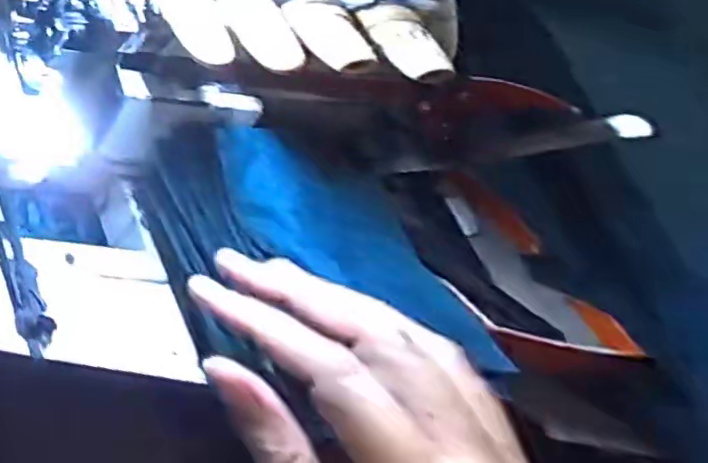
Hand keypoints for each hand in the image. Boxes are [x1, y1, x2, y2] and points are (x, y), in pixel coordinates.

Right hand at [188, 249, 526, 462]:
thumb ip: (278, 447)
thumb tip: (220, 365)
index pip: (331, 369)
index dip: (261, 320)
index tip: (204, 289)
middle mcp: (468, 446)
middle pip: (374, 336)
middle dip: (294, 290)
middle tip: (231, 263)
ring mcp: (495, 443)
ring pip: (411, 335)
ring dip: (335, 295)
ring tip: (276, 273)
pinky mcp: (503, 446)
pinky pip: (442, 358)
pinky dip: (382, 319)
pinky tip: (348, 309)